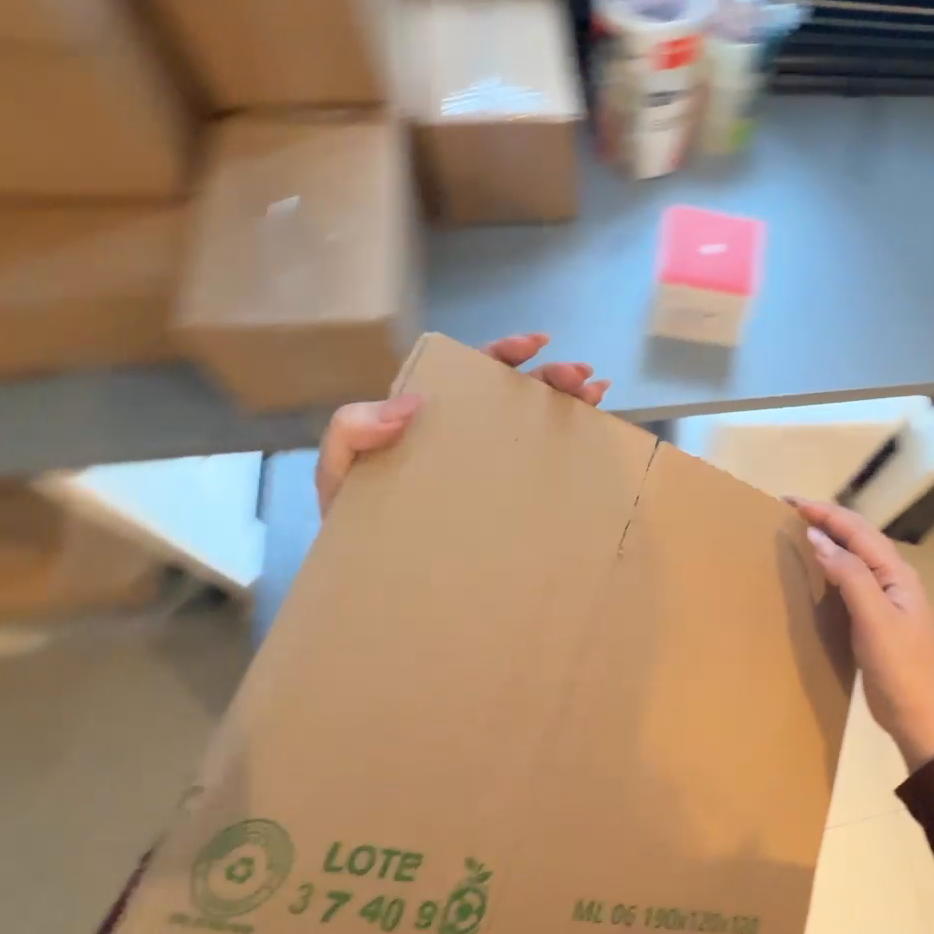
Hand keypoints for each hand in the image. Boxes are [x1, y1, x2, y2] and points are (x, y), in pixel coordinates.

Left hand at [315, 332, 609, 514]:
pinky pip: (546, 467)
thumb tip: (412, 403)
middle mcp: (468, 437)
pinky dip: (574, 443)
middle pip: (516, 394)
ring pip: (538, 423)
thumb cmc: (352, 526)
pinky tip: (596, 433)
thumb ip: (351, 432)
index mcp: (432, 421)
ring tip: (597, 394)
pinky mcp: (510, 502)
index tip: (536, 344)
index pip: (471, 374)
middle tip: (581, 376)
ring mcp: (492, 469)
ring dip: (571, 401)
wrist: (370, 589)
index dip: (504, 353)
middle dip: (552, 376)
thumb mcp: (337, 474)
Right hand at [787, 497, 933, 770]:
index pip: (858, 531)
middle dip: (827, 519)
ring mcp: (885, 598)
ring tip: (800, 530)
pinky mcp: (875, 617)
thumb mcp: (875, 619)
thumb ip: (850, 576)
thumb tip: (819, 538)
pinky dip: (831, 565)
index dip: (826, 513)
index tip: (791, 502)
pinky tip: (816, 569)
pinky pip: (851, 579)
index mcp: (897, 573)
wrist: (921, 715)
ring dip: (830, 538)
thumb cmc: (901, 666)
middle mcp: (893, 578)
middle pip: (858, 537)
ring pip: (855, 556)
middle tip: (791, 509)